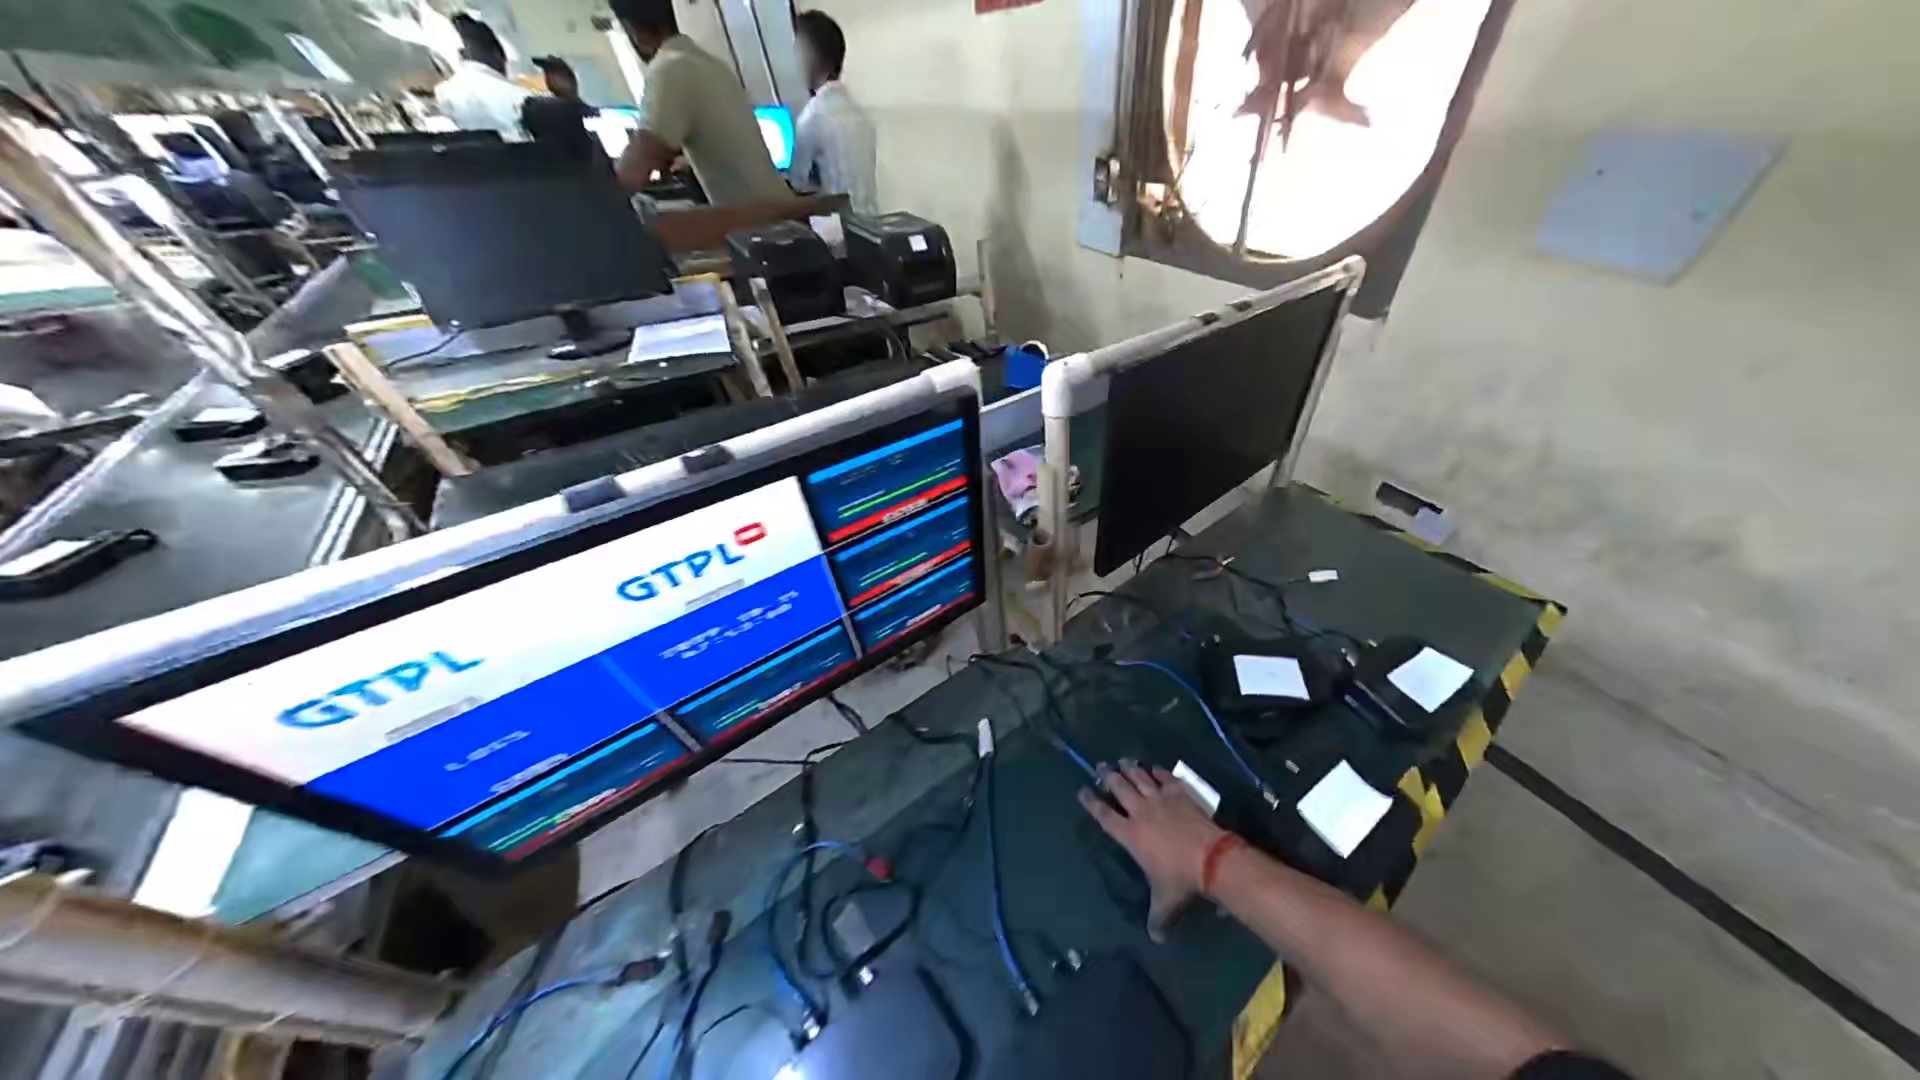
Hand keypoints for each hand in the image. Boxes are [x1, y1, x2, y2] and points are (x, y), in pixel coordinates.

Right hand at [1078, 760, 1230, 942]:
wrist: (1211, 858)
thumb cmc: (1181, 879)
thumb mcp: (1165, 902)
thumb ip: (1157, 918)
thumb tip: (1156, 940)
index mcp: (1130, 835)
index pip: (1103, 816)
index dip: (1091, 802)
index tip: (1082, 791)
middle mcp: (1140, 812)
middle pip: (1119, 788)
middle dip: (1108, 776)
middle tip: (1101, 765)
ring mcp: (1160, 800)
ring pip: (1140, 778)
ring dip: (1131, 768)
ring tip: (1124, 759)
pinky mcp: (1179, 794)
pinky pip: (1165, 778)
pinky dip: (1159, 772)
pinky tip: (1155, 767)